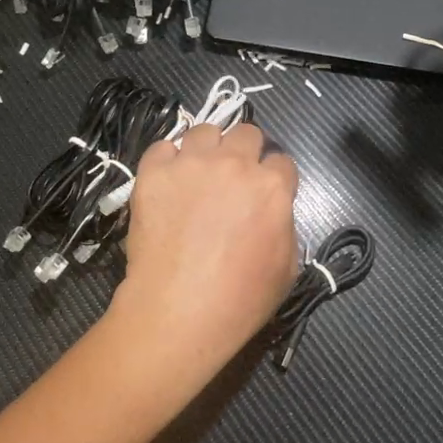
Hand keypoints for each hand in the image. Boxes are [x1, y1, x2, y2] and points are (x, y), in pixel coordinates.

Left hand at [114, 123, 299, 372]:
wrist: (179, 311)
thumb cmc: (240, 299)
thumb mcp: (288, 268)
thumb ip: (285, 226)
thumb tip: (272, 212)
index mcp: (272, 186)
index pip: (282, 161)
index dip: (275, 178)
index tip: (264, 194)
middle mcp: (234, 164)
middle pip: (246, 133)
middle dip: (245, 152)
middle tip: (233, 179)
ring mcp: (192, 164)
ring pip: (204, 131)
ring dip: (207, 150)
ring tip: (197, 175)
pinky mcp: (154, 172)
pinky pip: (162, 148)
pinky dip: (167, 161)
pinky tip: (167, 183)